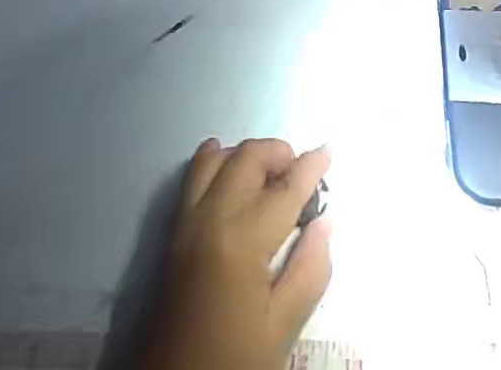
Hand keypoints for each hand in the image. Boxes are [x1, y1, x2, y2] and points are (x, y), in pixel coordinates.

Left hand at [141, 138, 332, 369]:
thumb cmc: (232, 360)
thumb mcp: (281, 328)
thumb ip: (310, 270)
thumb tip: (324, 221)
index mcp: (243, 240)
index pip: (285, 188)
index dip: (311, 167)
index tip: (328, 152)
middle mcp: (212, 217)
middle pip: (249, 158)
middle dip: (280, 155)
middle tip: (300, 178)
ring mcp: (187, 220)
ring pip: (218, 157)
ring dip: (247, 155)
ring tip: (268, 176)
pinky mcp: (172, 230)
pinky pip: (193, 175)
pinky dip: (214, 158)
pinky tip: (227, 163)